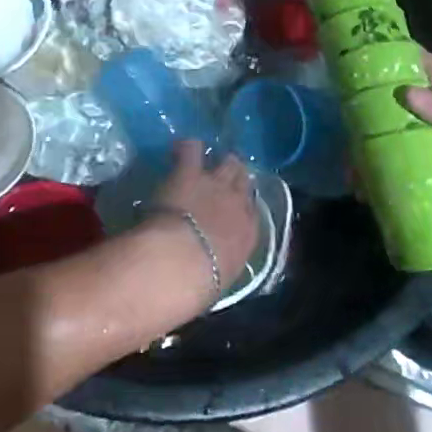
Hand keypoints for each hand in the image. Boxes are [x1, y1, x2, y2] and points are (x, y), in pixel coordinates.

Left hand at [150, 140, 259, 289]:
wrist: (181, 262)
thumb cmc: (200, 284)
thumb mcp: (219, 278)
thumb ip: (220, 263)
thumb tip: (212, 264)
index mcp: (247, 234)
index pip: (252, 212)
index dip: (241, 205)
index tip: (233, 207)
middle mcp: (237, 203)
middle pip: (243, 181)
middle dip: (235, 178)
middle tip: (222, 178)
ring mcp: (215, 183)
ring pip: (226, 162)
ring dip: (217, 162)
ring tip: (206, 161)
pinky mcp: (189, 171)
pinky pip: (193, 149)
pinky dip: (187, 148)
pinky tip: (179, 150)